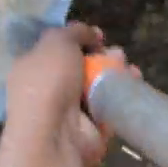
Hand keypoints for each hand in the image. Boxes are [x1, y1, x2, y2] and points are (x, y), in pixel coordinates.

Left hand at [4, 21, 122, 166]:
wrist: (56, 134)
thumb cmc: (48, 83)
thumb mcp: (56, 43)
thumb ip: (73, 32)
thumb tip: (91, 33)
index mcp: (32, 68)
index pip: (56, 49)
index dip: (78, 40)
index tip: (98, 37)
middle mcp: (50, 89)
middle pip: (81, 66)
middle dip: (101, 56)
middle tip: (115, 52)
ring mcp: (72, 110)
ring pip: (99, 84)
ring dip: (115, 72)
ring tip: (128, 66)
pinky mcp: (93, 127)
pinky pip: (111, 105)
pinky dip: (124, 93)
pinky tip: (134, 82)